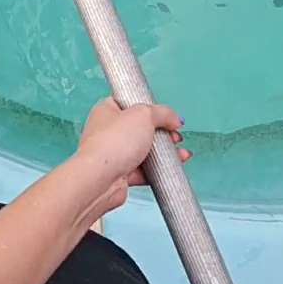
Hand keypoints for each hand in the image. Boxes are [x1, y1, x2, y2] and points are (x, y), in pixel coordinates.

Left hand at [72, 98, 188, 220]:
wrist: (101, 179)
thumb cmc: (116, 141)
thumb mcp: (144, 115)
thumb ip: (163, 113)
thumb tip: (175, 119)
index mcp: (107, 111)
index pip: (129, 104)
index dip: (149, 107)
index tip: (165, 115)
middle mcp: (108, 131)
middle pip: (140, 129)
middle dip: (162, 133)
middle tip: (175, 136)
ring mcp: (114, 154)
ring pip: (144, 150)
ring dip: (165, 152)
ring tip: (182, 153)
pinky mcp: (120, 174)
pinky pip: (144, 170)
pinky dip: (160, 168)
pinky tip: (176, 166)